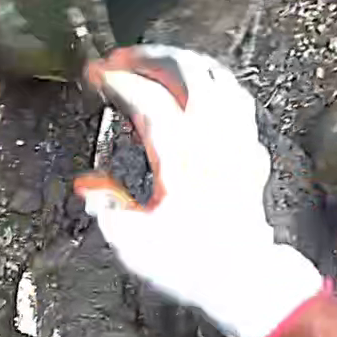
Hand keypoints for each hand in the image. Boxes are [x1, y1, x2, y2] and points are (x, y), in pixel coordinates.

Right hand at [74, 46, 325, 336]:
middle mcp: (212, 141)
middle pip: (188, 73)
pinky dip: (217, 85)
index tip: (96, 73)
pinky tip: (206, 89)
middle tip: (125, 57)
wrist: (241, 280)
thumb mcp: (134, 242)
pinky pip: (239, 102)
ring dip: (187, 63)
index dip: (118, 80)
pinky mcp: (249, 155)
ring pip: (219, 80)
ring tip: (162, 60)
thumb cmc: (190, 264)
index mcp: (180, 158)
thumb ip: (107, 206)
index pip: (147, 99)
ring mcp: (236, 144)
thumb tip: (87, 185)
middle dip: (152, 56)